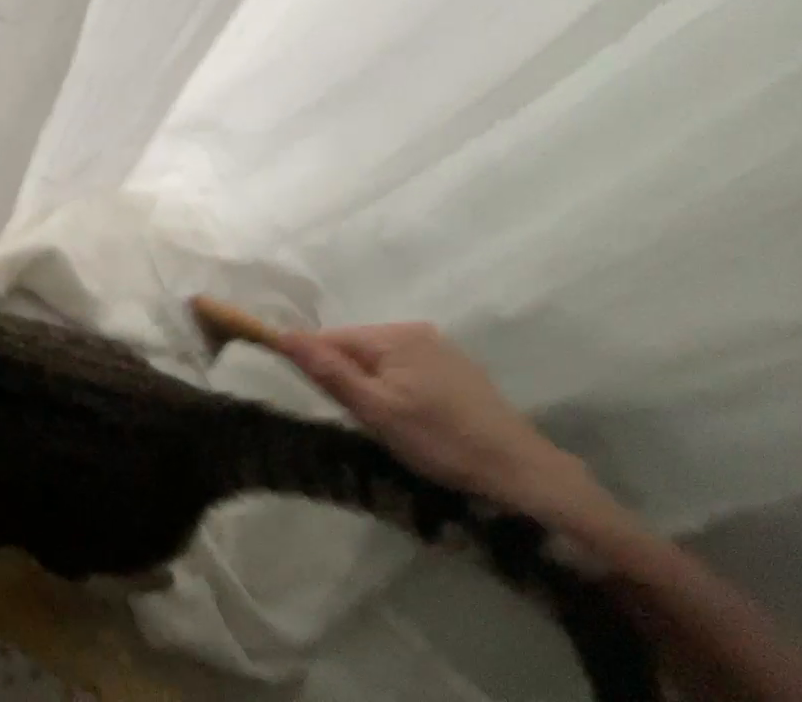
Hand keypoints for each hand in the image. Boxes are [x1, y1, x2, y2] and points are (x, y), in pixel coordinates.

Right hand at [266, 322, 590, 516]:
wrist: (518, 471)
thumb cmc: (440, 441)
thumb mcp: (376, 411)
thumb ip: (329, 371)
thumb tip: (283, 335)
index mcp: (394, 335)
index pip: (331, 338)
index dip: (315, 366)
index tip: (318, 401)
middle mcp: (416, 330)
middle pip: (356, 347)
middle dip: (346, 377)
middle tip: (357, 419)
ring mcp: (440, 348)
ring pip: (381, 360)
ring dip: (371, 384)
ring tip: (382, 422)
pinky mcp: (456, 369)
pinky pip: (406, 368)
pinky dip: (396, 387)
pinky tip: (410, 417)